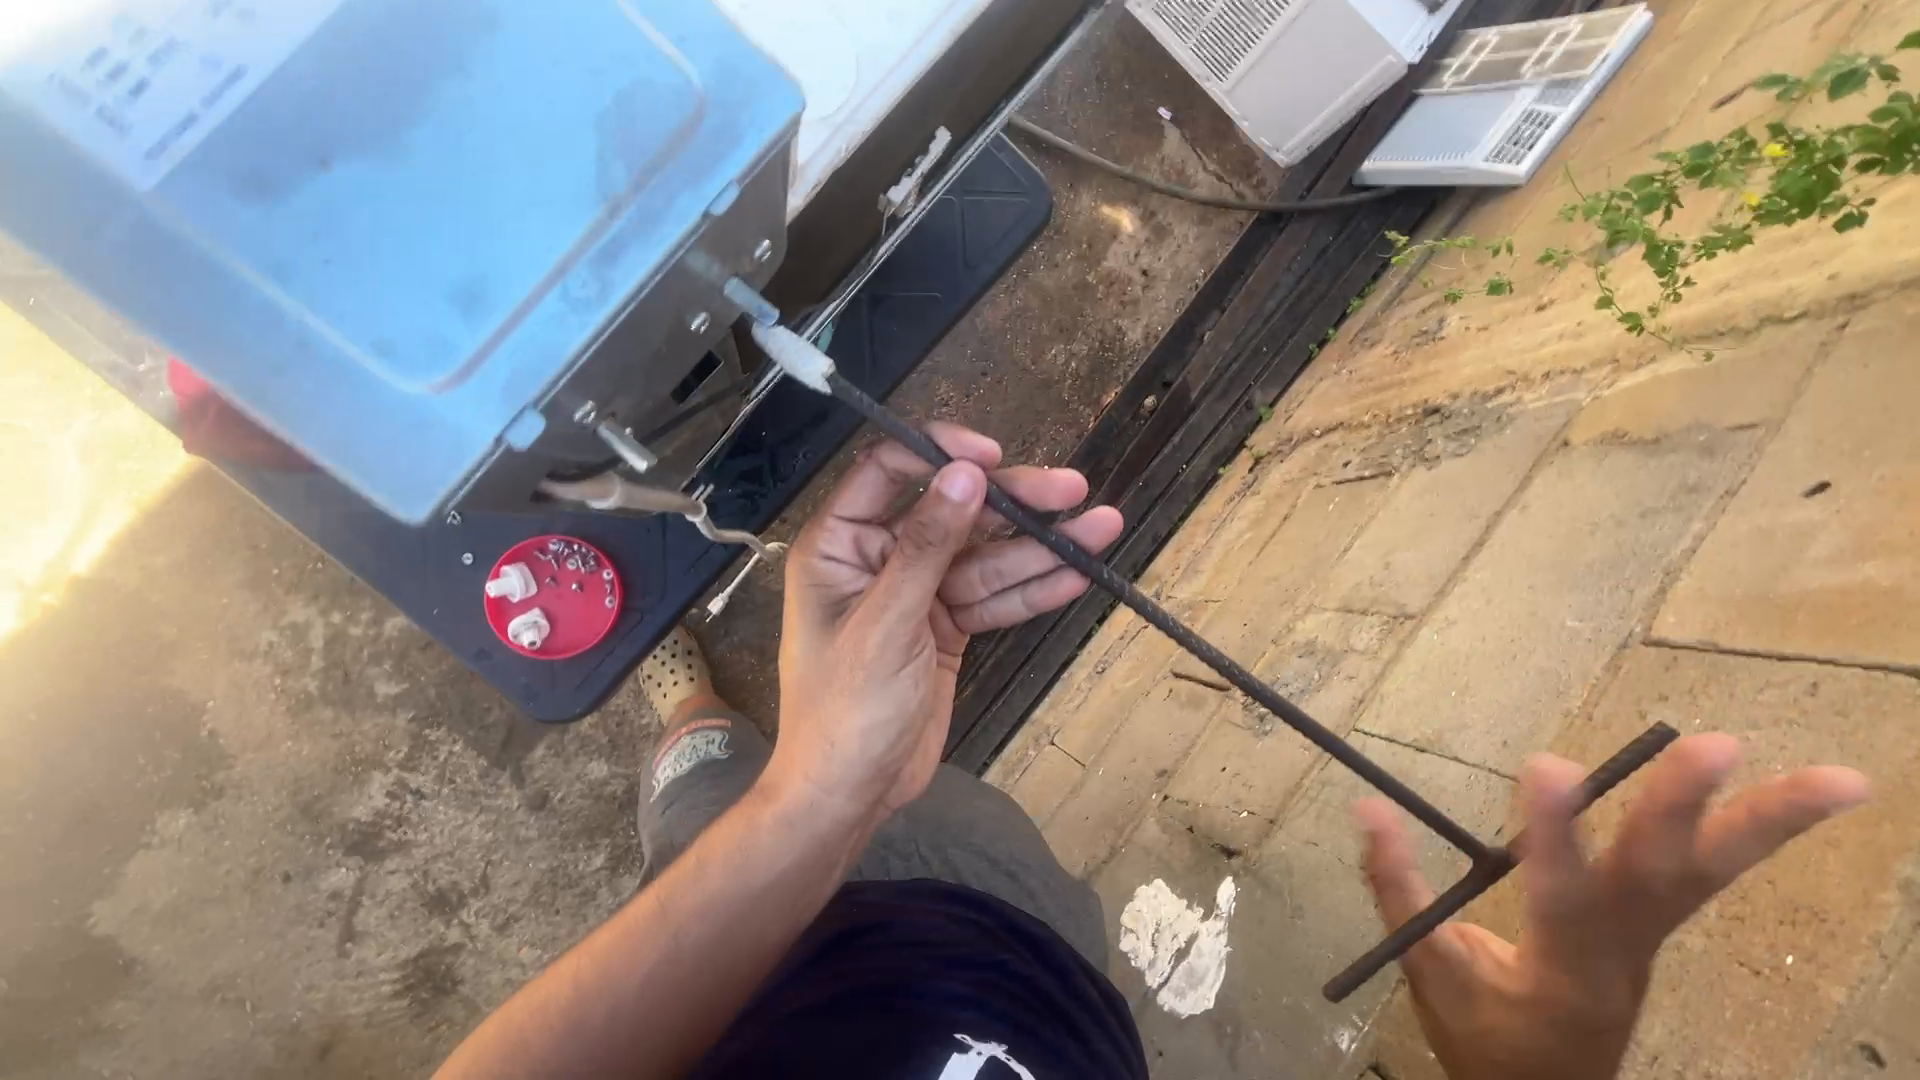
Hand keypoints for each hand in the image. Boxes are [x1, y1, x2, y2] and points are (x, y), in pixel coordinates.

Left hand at [766, 423, 1123, 832]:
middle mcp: (879, 560)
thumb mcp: (885, 625)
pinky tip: (1076, 575)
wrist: (851, 795)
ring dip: (1040, 548)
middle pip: (953, 515)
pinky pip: (992, 600)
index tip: (994, 458)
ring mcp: (918, 595)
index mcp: (840, 546)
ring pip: (984, 560)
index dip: (939, 455)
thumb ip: (926, 547)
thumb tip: (963, 473)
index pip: (887, 473)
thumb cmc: (845, 710)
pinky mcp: (947, 629)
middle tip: (1074, 489)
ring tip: (1102, 527)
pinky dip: (1031, 591)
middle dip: (1013, 506)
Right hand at [1358, 734, 1870, 1079]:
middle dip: (1684, 809)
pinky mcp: (1653, 932)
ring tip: (1845, 781)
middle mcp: (1622, 955)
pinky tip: (1777, 804)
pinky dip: (1741, 836)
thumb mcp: (1425, 970)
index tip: (1550, 766)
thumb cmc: (1481, 1038)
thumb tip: (1367, 805)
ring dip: (1769, 827)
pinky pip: (1700, 880)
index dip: (1554, 831)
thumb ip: (1397, 886)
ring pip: (1708, 879)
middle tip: (1721, 746)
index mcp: (1560, 971)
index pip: (1559, 893)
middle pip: (1661, 879)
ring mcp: (1648, 944)